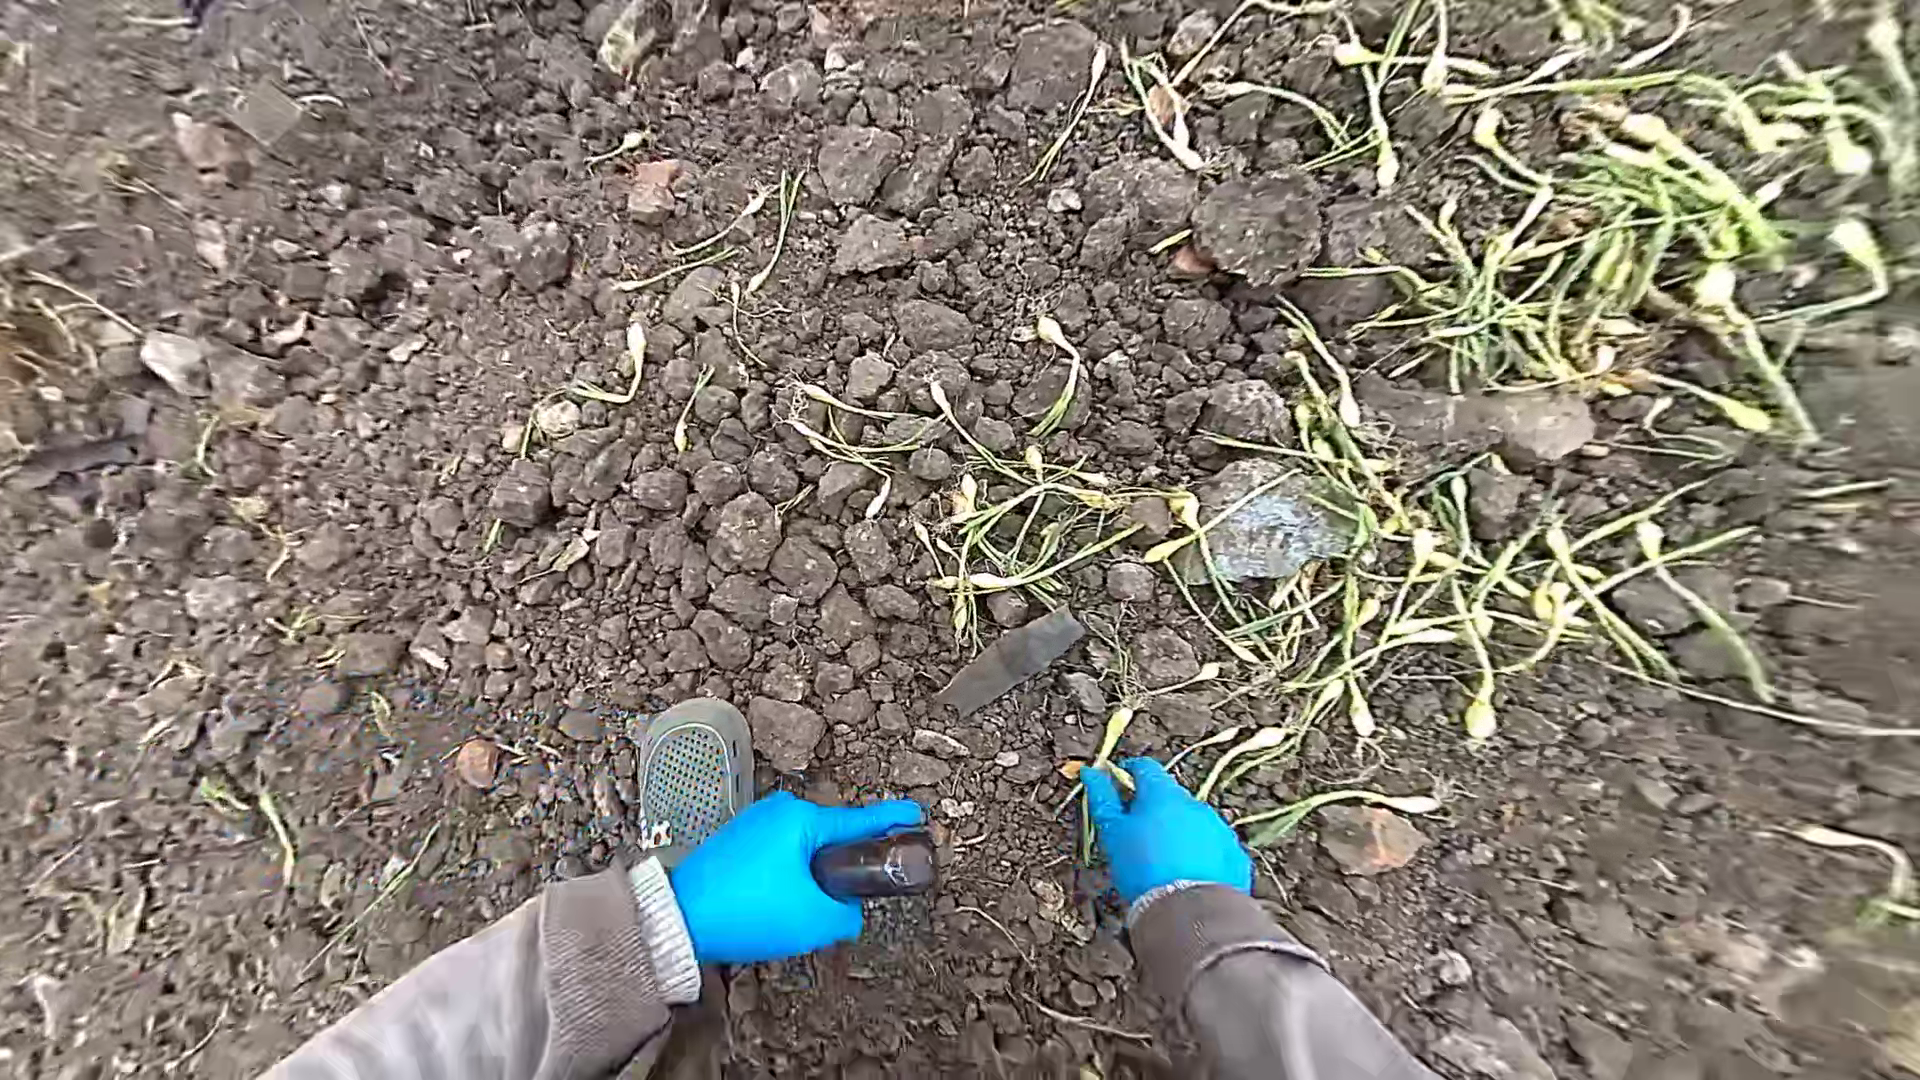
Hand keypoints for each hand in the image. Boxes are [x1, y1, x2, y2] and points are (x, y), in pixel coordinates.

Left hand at [668, 792, 923, 963]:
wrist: (678, 919)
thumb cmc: (746, 910)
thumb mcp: (810, 920)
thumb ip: (846, 913)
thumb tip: (851, 909)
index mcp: (803, 819)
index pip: (859, 820)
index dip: (891, 819)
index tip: (915, 812)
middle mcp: (782, 809)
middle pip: (831, 836)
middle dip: (840, 864)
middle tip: (845, 891)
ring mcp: (759, 820)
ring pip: (804, 846)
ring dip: (812, 872)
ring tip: (802, 905)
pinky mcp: (742, 836)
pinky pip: (781, 849)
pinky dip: (790, 871)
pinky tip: (780, 898)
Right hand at [1082, 757, 1252, 905]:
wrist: (1191, 916)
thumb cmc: (1143, 869)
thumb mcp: (1113, 832)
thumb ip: (1102, 797)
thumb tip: (1091, 771)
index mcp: (1162, 793)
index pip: (1144, 767)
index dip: (1128, 774)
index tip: (1118, 789)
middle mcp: (1194, 804)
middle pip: (1169, 795)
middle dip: (1153, 806)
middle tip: (1136, 831)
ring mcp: (1218, 828)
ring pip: (1192, 820)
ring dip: (1177, 830)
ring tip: (1163, 859)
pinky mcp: (1234, 855)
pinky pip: (1213, 845)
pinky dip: (1200, 852)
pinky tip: (1187, 873)